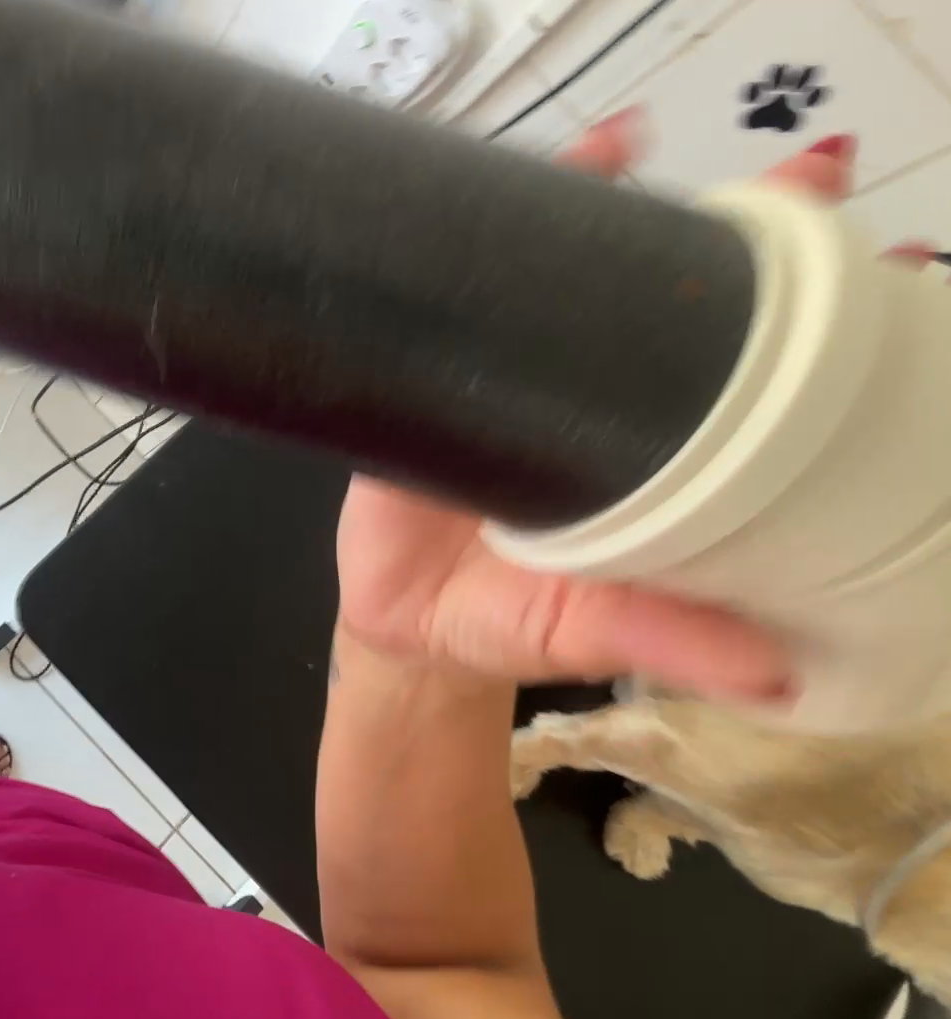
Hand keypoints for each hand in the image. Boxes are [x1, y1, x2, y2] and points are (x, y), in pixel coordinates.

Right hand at [334, 112, 856, 701]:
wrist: (401, 629)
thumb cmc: (501, 627)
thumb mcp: (584, 634)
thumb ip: (661, 637)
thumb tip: (776, 672)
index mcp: (630, 446)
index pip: (698, 351)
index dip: (756, 289)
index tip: (814, 222)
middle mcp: (564, 403)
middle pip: (617, 299)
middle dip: (673, 225)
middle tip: (736, 172)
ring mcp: (483, 393)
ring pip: (518, 296)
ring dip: (557, 217)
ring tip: (605, 148)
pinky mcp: (410, 398)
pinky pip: (423, 328)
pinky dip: (438, 270)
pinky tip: (448, 221)